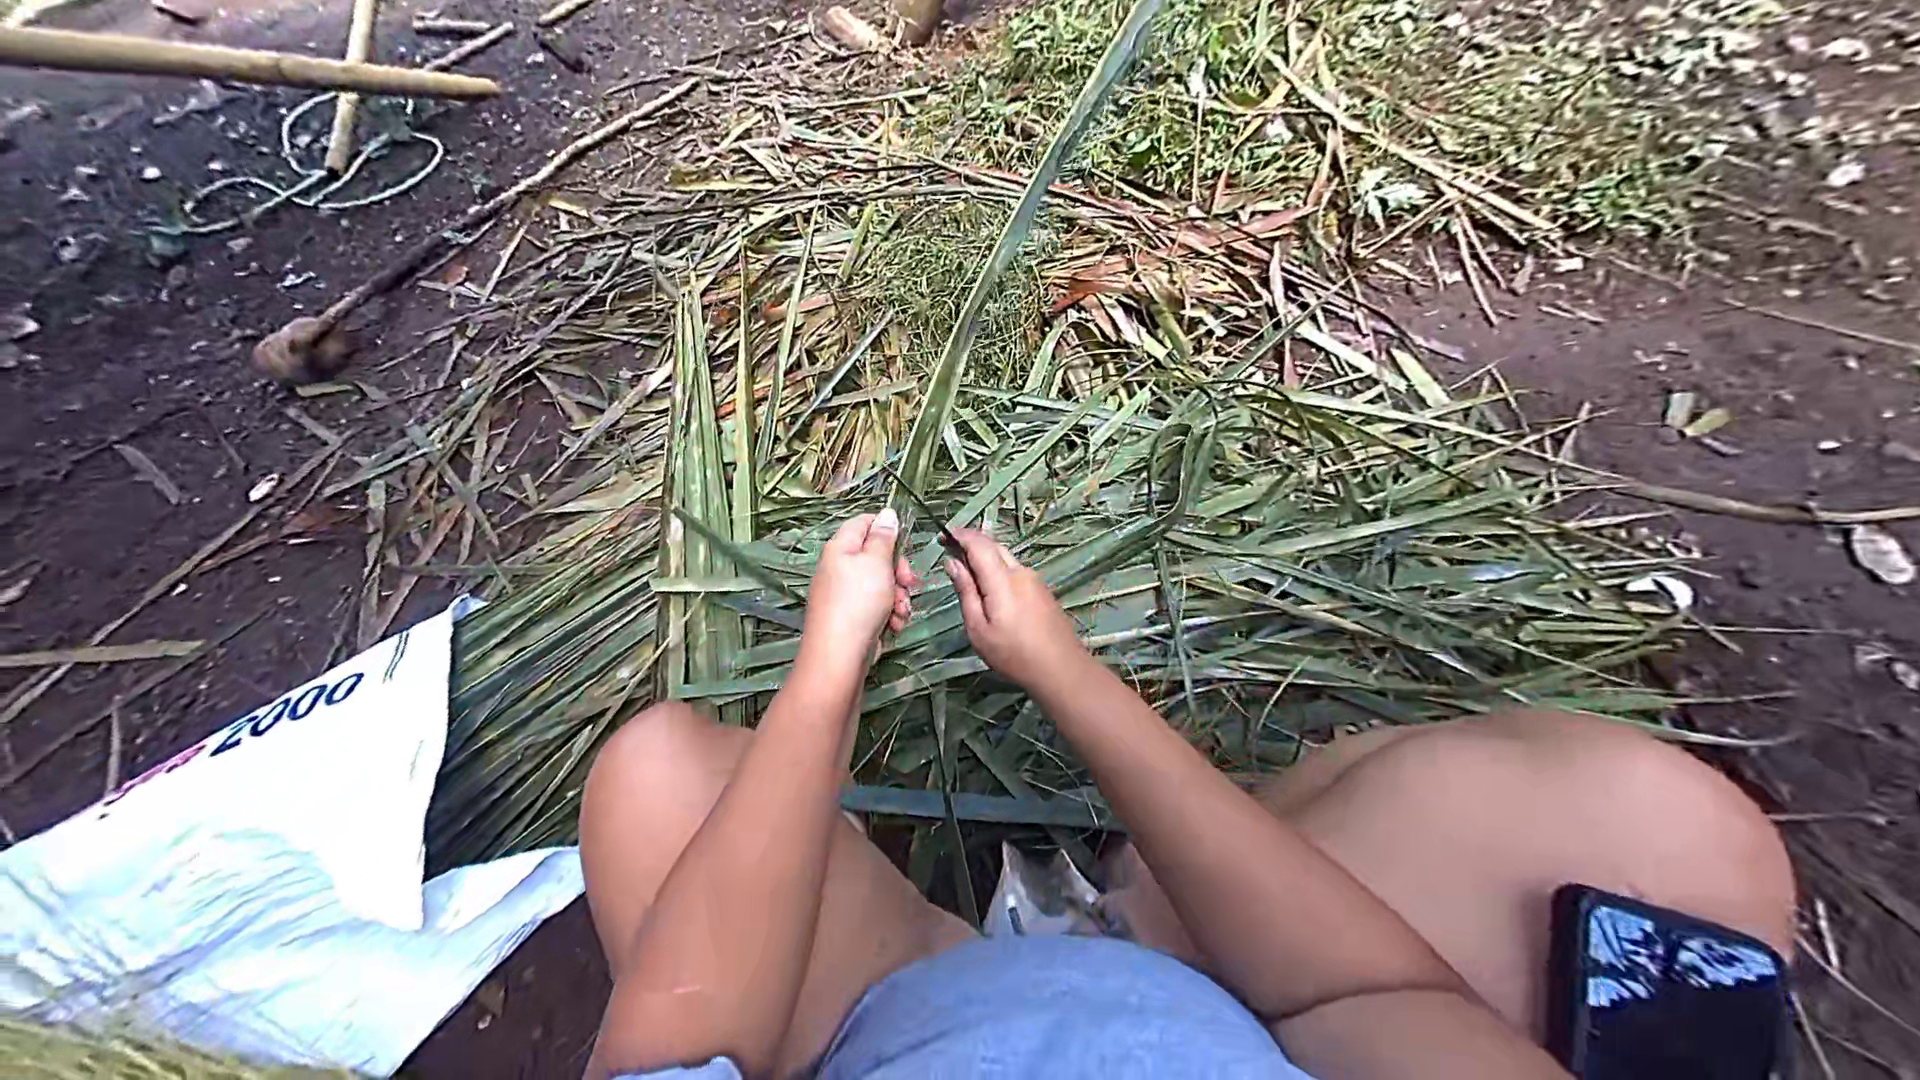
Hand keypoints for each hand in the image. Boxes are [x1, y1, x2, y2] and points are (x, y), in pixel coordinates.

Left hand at [801, 509, 916, 672]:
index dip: (888, 529)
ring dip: (898, 595)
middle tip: (908, 582)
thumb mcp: (877, 562)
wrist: (839, 654)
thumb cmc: (859, 602)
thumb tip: (887, 513)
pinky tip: (894, 623)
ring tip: (900, 610)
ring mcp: (845, 593)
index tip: (904, 546)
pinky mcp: (852, 615)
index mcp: (841, 547)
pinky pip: (877, 605)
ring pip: (882, 583)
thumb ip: (884, 536)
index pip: (865, 522)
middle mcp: (840, 567)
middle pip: (877, 556)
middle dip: (898, 571)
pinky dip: (889, 612)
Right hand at [947, 529, 1093, 696]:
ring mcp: (1034, 580)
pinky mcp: (1041, 590)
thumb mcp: (978, 629)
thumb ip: (966, 592)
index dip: (959, 535)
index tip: (942, 537)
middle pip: (993, 546)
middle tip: (950, 551)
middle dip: (971, 543)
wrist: (1061, 669)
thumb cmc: (1013, 654)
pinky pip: (1015, 570)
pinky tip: (991, 588)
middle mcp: (1020, 572)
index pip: (979, 543)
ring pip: (1005, 557)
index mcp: (1002, 579)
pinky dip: (998, 569)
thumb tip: (953, 563)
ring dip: (985, 557)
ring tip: (967, 573)